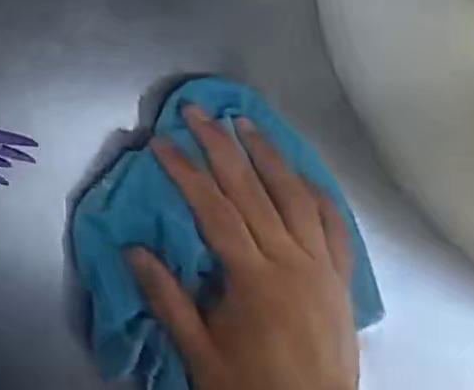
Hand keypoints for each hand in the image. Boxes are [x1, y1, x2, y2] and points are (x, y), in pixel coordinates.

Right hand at [123, 105, 358, 389]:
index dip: (185, 171)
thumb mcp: (200, 352)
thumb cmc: (251, 387)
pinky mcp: (342, 282)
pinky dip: (317, 194)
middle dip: (220, 146)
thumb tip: (131, 248)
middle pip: (252, 191)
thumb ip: (166, 298)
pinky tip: (300, 172)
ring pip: (295, 198)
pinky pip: (334, 228)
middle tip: (196, 111)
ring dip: (268, 155)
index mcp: (256, 281)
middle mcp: (293, 266)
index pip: (214, 209)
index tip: (160, 141)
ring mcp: (324, 272)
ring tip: (245, 122)